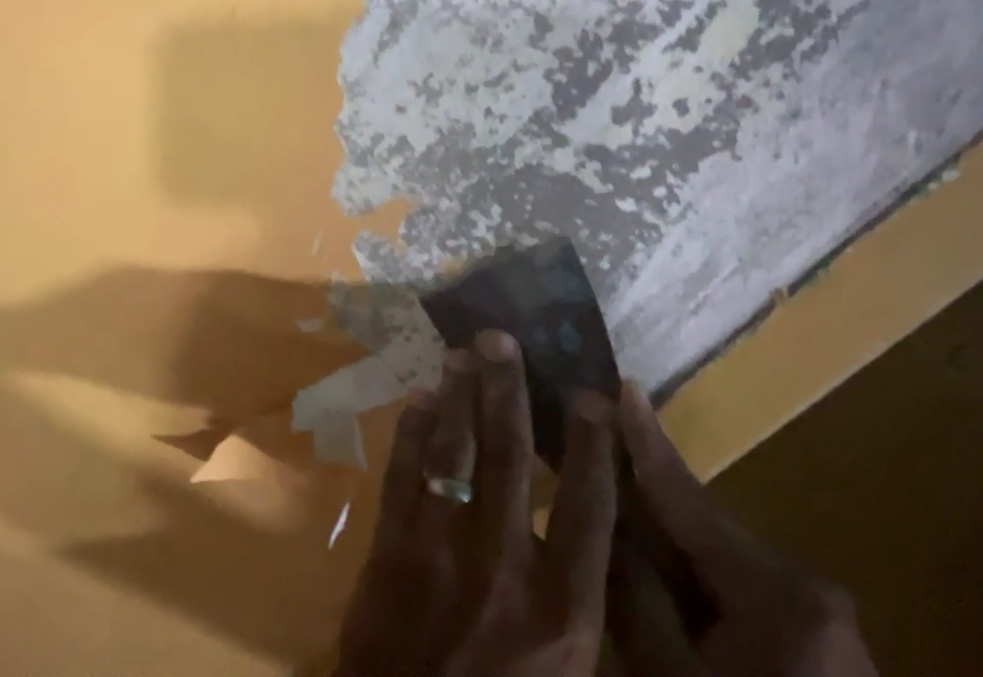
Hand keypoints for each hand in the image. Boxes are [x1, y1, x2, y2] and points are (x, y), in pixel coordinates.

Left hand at [335, 330, 618, 676]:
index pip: (590, 506)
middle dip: (508, 392)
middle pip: (512, 459)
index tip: (591, 393)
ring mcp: (440, 549)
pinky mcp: (390, 547)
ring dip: (458, 399)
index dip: (592, 445)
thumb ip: (579, 601)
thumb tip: (586, 529)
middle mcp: (505, 563)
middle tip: (501, 338)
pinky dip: (412, 435)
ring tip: (462, 353)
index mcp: (565, 605)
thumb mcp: (570, 671)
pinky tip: (420, 402)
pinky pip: (404, 476)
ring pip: (454, 455)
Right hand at [610, 384, 878, 676]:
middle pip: (696, 524)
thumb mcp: (666, 672)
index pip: (686, 497)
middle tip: (577, 448)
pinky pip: (726, 586)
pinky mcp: (808, 635)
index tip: (617, 383)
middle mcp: (797, 584)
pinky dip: (679, 573)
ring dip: (653, 536)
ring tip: (595, 503)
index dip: (642, 440)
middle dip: (635, 492)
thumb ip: (631, 591)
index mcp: (771, 588)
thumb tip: (597, 520)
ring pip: (708, 556)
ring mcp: (810, 611)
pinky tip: (639, 567)